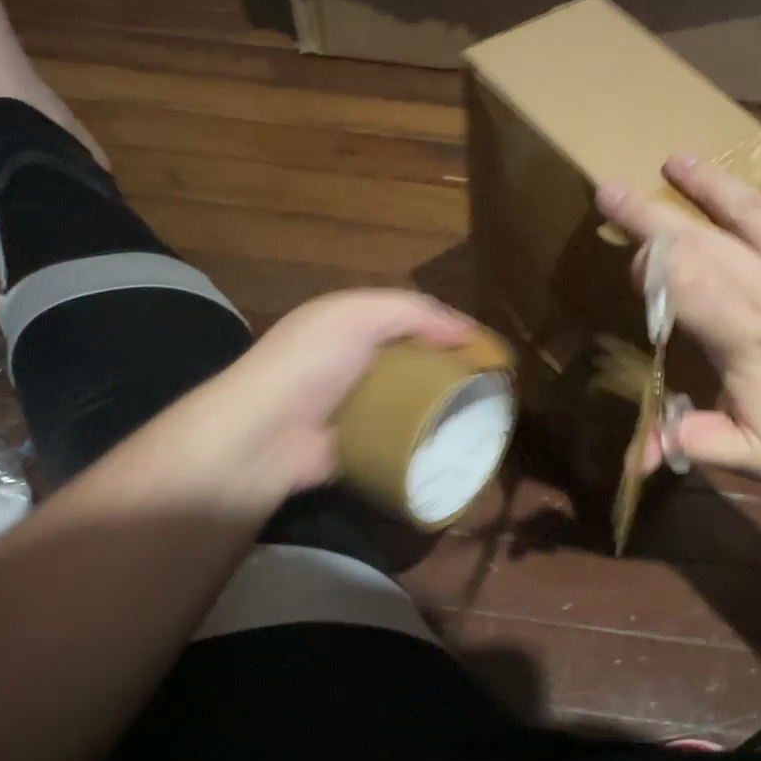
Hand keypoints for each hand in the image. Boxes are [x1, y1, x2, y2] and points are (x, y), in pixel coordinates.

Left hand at [168, 290, 477, 509]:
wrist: (268, 435)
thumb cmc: (311, 363)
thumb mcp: (357, 315)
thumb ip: (412, 312)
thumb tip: (468, 330)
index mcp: (352, 327)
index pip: (413, 323)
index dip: (450, 333)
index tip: (488, 354)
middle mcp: (356, 366)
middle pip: (416, 366)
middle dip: (452, 376)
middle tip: (492, 392)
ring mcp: (359, 410)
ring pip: (413, 406)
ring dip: (443, 413)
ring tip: (483, 423)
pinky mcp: (362, 449)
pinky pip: (402, 443)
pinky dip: (425, 445)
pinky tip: (454, 449)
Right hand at [597, 152, 760, 489]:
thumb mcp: (753, 457)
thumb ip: (693, 442)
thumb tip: (639, 453)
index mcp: (750, 334)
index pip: (685, 281)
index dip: (649, 268)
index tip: (629, 269)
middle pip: (705, 239)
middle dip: (652, 215)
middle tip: (610, 187)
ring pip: (756, 212)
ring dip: (712, 184)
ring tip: (676, 158)